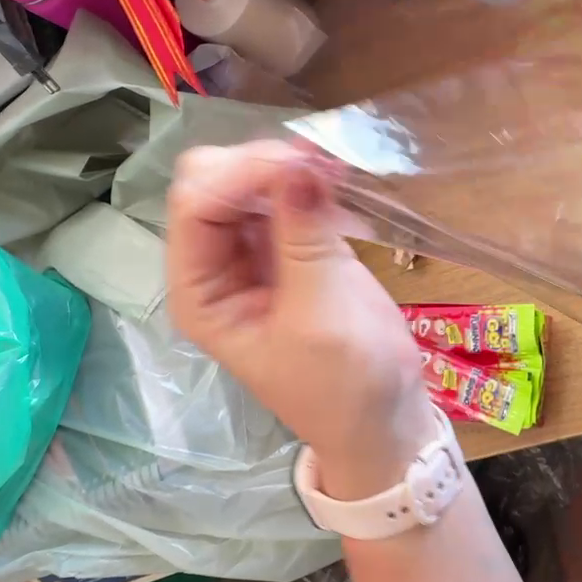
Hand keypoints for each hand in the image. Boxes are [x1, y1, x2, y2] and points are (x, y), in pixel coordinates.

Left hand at [166, 141, 431, 500]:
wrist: (385, 419)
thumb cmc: (344, 385)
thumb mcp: (320, 316)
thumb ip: (305, 237)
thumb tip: (300, 162)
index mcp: (202, 292)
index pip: (196, 207)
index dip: (240, 176)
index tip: (298, 165)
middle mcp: (219, 265)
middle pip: (217, 183)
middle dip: (262, 165)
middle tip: (319, 163)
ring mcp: (258, 253)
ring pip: (254, 181)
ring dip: (290, 167)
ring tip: (336, 168)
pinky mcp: (299, 247)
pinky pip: (292, 196)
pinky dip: (313, 181)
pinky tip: (341, 181)